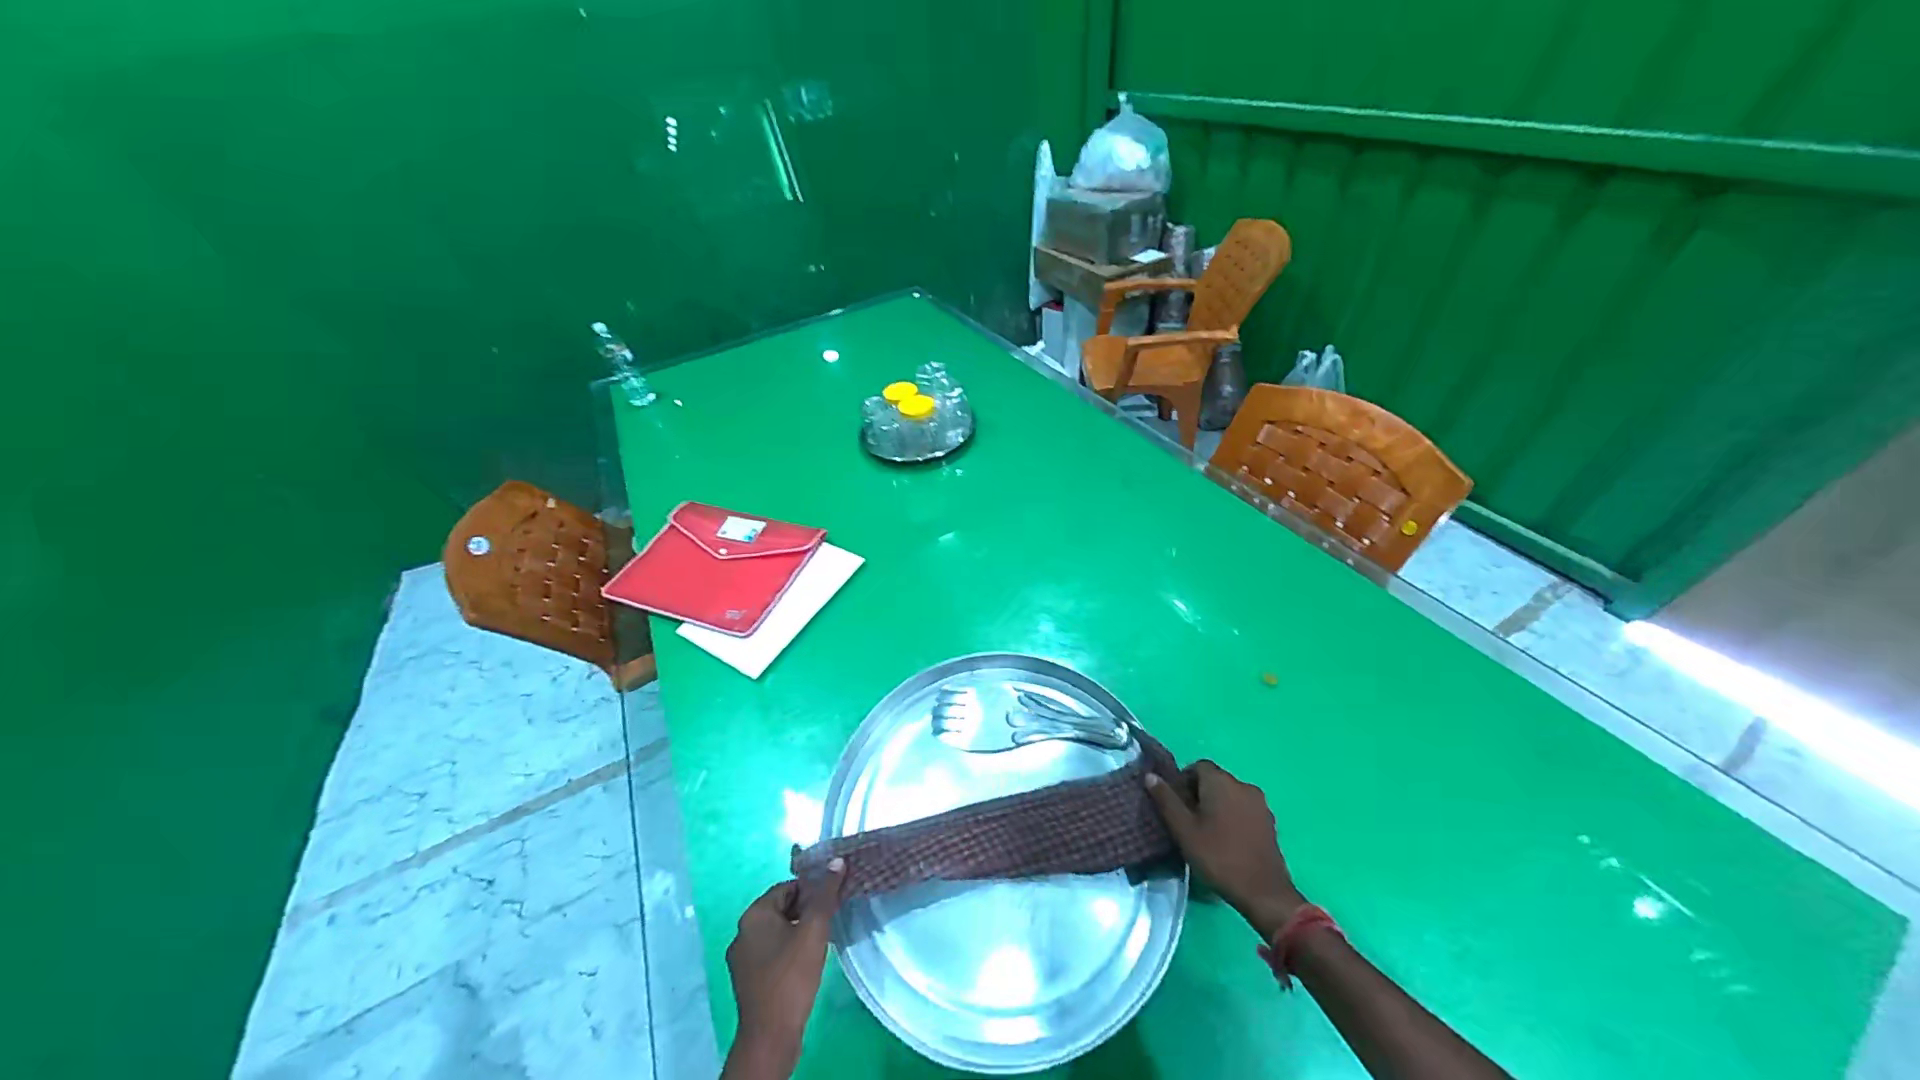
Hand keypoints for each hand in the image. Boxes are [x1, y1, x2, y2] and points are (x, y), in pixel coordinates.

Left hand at [720, 858, 846, 1079]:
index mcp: (753, 915)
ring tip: (822, 939)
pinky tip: (806, 962)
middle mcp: (742, 932)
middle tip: (830, 917)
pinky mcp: (748, 979)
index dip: (811, 889)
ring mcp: (742, 958)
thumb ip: (825, 895)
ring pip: (777, 931)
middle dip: (806, 909)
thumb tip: (836, 861)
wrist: (770, 1035)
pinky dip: (789, 949)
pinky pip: (771, 951)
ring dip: (798, 930)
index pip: (787, 887)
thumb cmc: (791, 976)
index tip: (832, 899)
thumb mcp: (814, 930)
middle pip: (781, 908)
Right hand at [1146, 761, 1306, 940]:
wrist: (1263, 892)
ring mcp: (1260, 804)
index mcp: (1221, 782)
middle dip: (1198, 794)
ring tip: (1207, 833)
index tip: (1177, 806)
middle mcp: (1243, 785)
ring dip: (1216, 806)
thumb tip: (1151, 776)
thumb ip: (1166, 800)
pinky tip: (1227, 840)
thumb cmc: (1217, 857)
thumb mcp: (1183, 829)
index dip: (1183, 782)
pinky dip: (1232, 817)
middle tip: (1188, 822)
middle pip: (1214, 780)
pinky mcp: (1269, 822)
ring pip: (1230, 795)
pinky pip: (1244, 809)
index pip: (1197, 767)